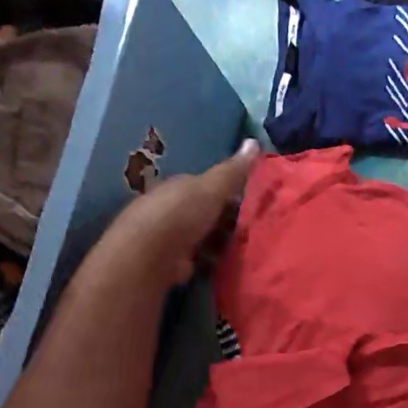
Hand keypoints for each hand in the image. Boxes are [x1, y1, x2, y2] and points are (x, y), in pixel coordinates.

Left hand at [100, 140, 258, 286]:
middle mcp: (173, 208)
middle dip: (229, 219)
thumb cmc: (181, 215)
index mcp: (181, 186)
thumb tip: (255, 141)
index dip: (233, 192)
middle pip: (208, 212)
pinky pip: (200, 258)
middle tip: (257, 229)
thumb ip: (234, 171)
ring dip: (223, 242)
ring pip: (205, 236)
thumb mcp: (212, 188)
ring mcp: (171, 236)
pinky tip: (230, 266)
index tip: (257, 202)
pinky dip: (214, 261)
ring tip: (248, 250)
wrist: (150, 256)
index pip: (210, 186)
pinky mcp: (172, 262)